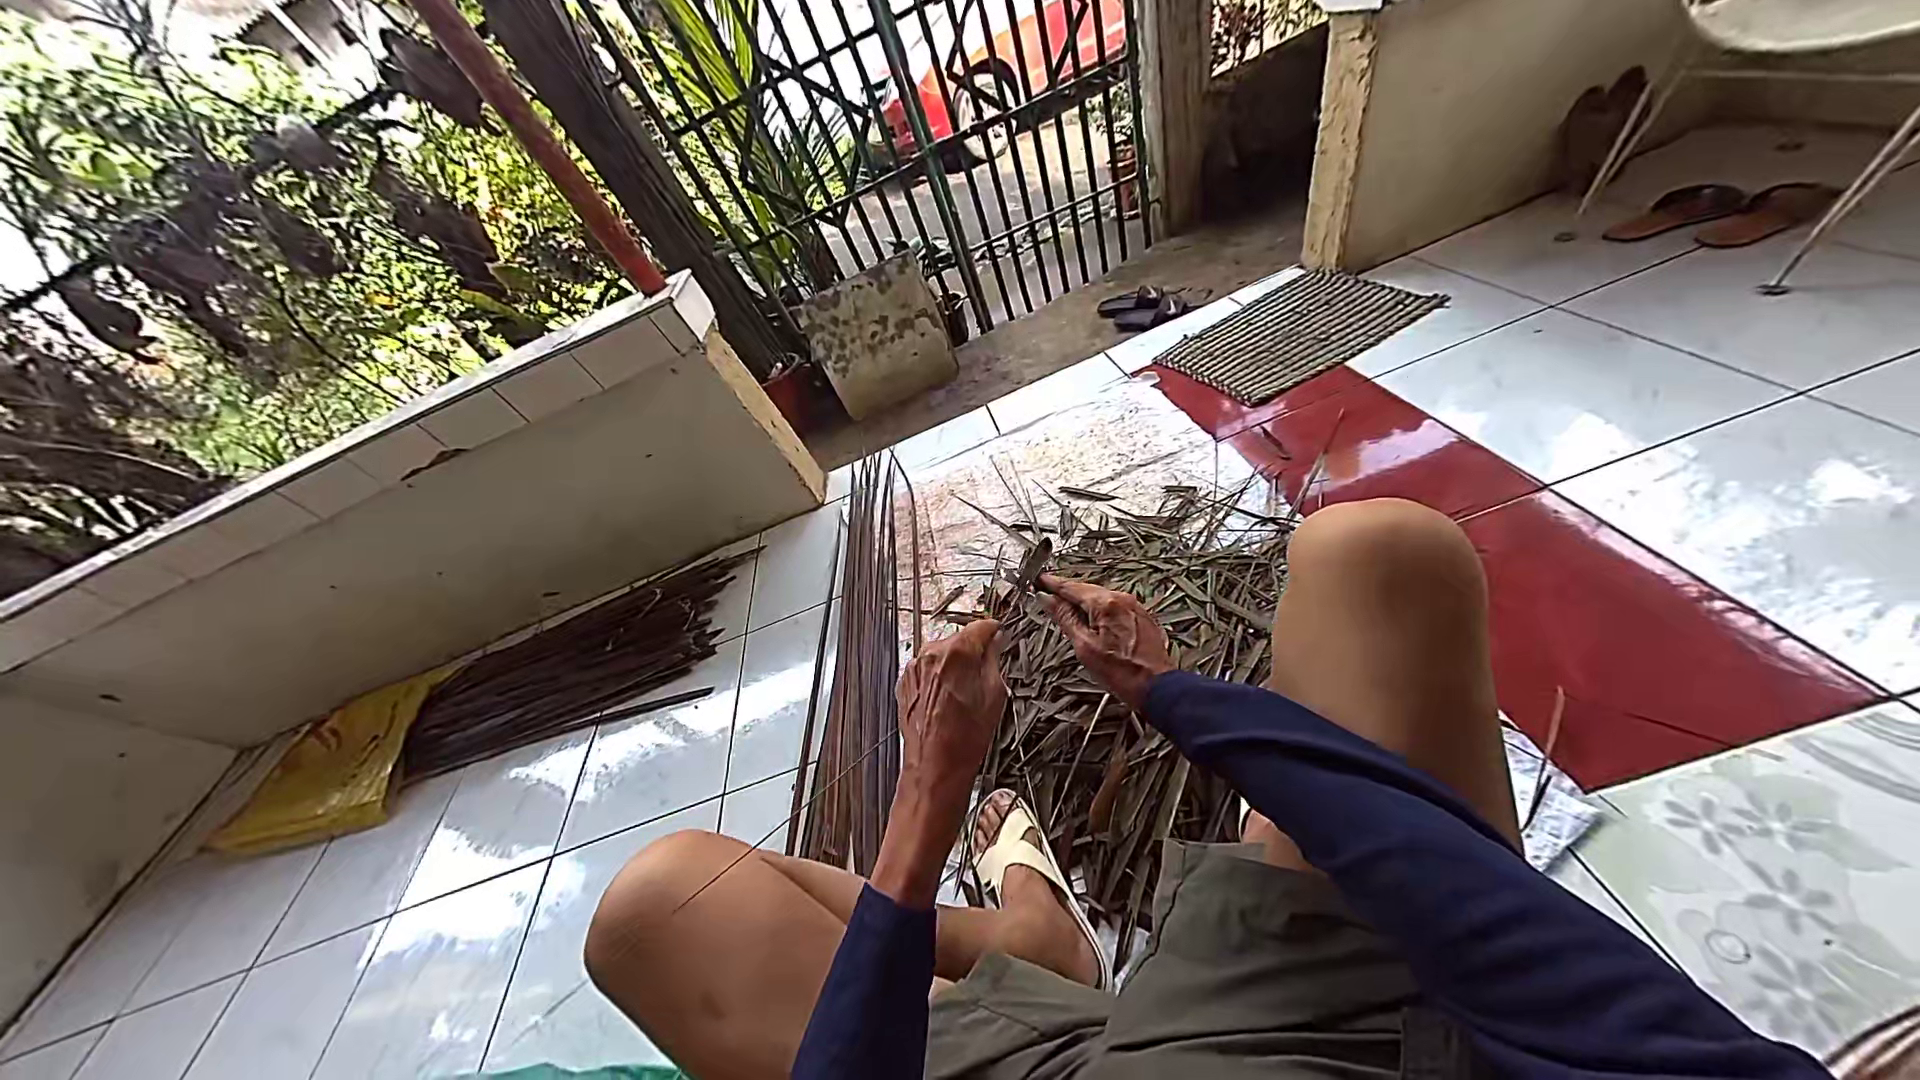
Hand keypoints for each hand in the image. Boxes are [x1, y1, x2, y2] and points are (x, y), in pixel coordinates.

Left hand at [874, 618, 1006, 907]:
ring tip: (966, 690)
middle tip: (986, 670)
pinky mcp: (906, 681)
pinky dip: (940, 674)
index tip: (1000, 636)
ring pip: (943, 651)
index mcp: (957, 652)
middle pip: (960, 637)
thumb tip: (994, 642)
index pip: (981, 625)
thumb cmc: (965, 738)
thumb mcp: (996, 695)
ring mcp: (916, 667)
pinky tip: (949, 697)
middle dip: (974, 649)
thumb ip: (994, 660)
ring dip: (956, 662)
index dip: (994, 631)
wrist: (935, 767)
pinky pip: (929, 667)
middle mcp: (932, 654)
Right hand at [1039, 574, 1173, 709]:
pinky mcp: (1140, 616)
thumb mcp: (1084, 646)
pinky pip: (1113, 606)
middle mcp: (1122, 599)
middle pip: (1086, 590)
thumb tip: (1048, 600)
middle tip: (1048, 596)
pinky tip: (1091, 621)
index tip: (1040, 581)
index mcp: (1106, 603)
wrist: (1155, 687)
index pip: (1071, 587)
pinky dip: (1098, 610)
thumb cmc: (1123, 672)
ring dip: (1082, 603)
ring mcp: (1133, 606)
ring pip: (1100, 598)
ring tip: (1066, 612)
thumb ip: (1064, 618)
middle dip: (1066, 593)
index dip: (1052, 583)